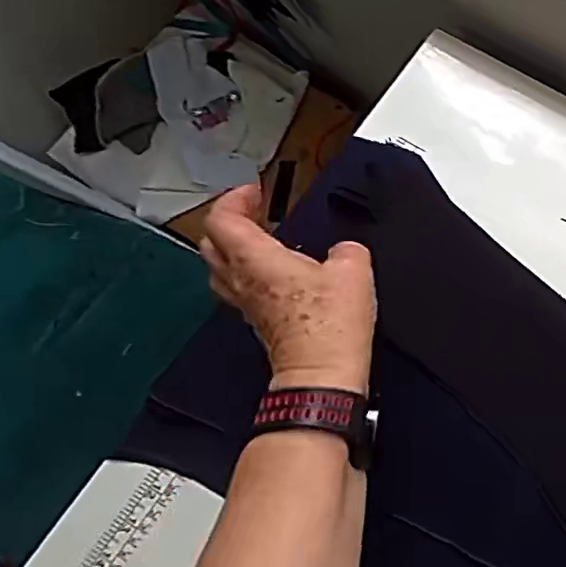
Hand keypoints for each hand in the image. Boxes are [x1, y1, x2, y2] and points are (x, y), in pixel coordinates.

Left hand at [198, 184, 375, 393]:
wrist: (322, 375)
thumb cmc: (329, 329)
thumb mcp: (354, 271)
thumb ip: (347, 251)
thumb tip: (346, 253)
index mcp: (255, 259)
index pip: (222, 218)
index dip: (234, 198)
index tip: (253, 191)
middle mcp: (243, 282)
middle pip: (211, 243)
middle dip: (229, 223)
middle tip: (252, 214)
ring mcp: (249, 307)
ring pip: (221, 271)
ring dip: (234, 252)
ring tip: (260, 243)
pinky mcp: (261, 326)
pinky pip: (242, 294)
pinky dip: (251, 278)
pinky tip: (278, 280)